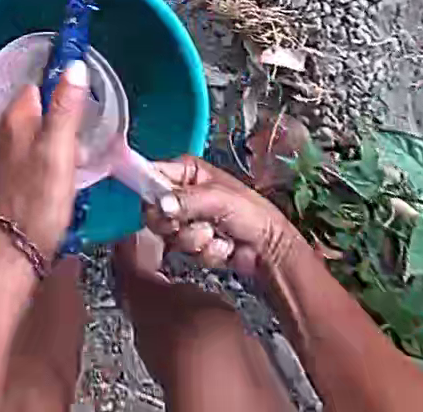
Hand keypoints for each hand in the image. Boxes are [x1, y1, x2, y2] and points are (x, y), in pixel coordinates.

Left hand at [0, 60, 89, 254]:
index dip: (63, 87)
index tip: (85, 97)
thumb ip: (66, 106)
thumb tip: (75, 67)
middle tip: (85, 134)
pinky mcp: (12, 175)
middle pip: (41, 107)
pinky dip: (53, 157)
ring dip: (61, 139)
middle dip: (65, 116)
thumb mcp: (59, 148)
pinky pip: (37, 152)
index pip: (40, 83)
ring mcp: (7, 154)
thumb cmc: (37, 202)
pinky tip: (66, 174)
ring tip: (79, 157)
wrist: (14, 254)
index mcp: (15, 118)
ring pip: (40, 131)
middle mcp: (6, 132)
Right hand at [143, 155, 303, 278]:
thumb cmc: (249, 213)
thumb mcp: (218, 199)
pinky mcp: (190, 241)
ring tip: (216, 235)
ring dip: (194, 240)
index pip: (152, 175)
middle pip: (154, 209)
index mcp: (186, 171)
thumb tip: (161, 205)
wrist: (270, 249)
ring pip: (169, 233)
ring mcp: (185, 218)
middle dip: (176, 224)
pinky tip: (223, 247)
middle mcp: (181, 191)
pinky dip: (204, 252)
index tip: (163, 210)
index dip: (152, 193)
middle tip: (194, 226)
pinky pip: (183, 250)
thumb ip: (187, 200)